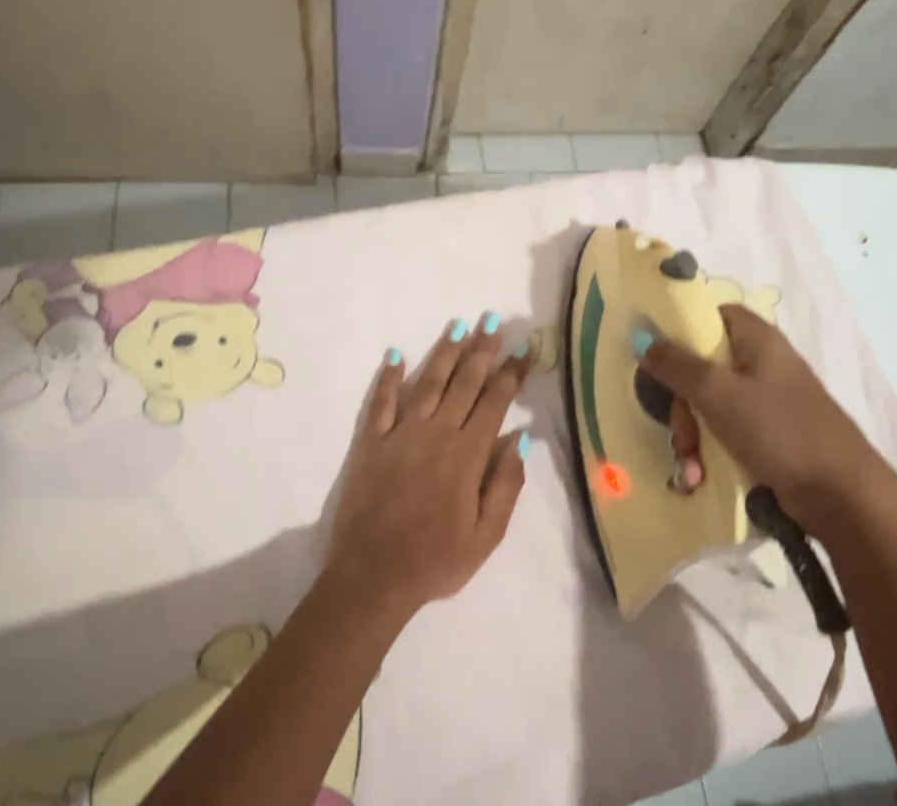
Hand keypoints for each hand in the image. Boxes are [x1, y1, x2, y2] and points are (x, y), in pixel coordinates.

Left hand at [323, 318, 534, 619]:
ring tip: (458, 325)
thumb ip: (506, 485)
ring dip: (444, 352)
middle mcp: (436, 434)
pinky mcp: (371, 444)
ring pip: (427, 383)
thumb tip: (522, 439)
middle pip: (464, 382)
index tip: (525, 347)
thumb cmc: (436, 561)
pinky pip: (381, 403)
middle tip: (493, 320)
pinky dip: (388, 377)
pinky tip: (396, 355)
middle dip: (482, 349)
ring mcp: (400, 435)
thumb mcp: (487, 535)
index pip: (495, 402)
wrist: (372, 576)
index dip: (512, 373)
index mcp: (468, 455)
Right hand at [641, 304, 887, 521]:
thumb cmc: (780, 431)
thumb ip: (677, 365)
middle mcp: (763, 365)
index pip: (714, 314)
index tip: (658, 356)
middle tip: (680, 432)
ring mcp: (768, 402)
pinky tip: (701, 478)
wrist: (840, 495)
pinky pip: (726, 434)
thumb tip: (644, 340)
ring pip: (710, 405)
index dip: (684, 328)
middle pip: (703, 367)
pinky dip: (710, 454)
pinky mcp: (770, 437)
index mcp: (758, 340)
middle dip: (682, 404)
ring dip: (692, 436)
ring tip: (691, 467)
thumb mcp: (718, 393)